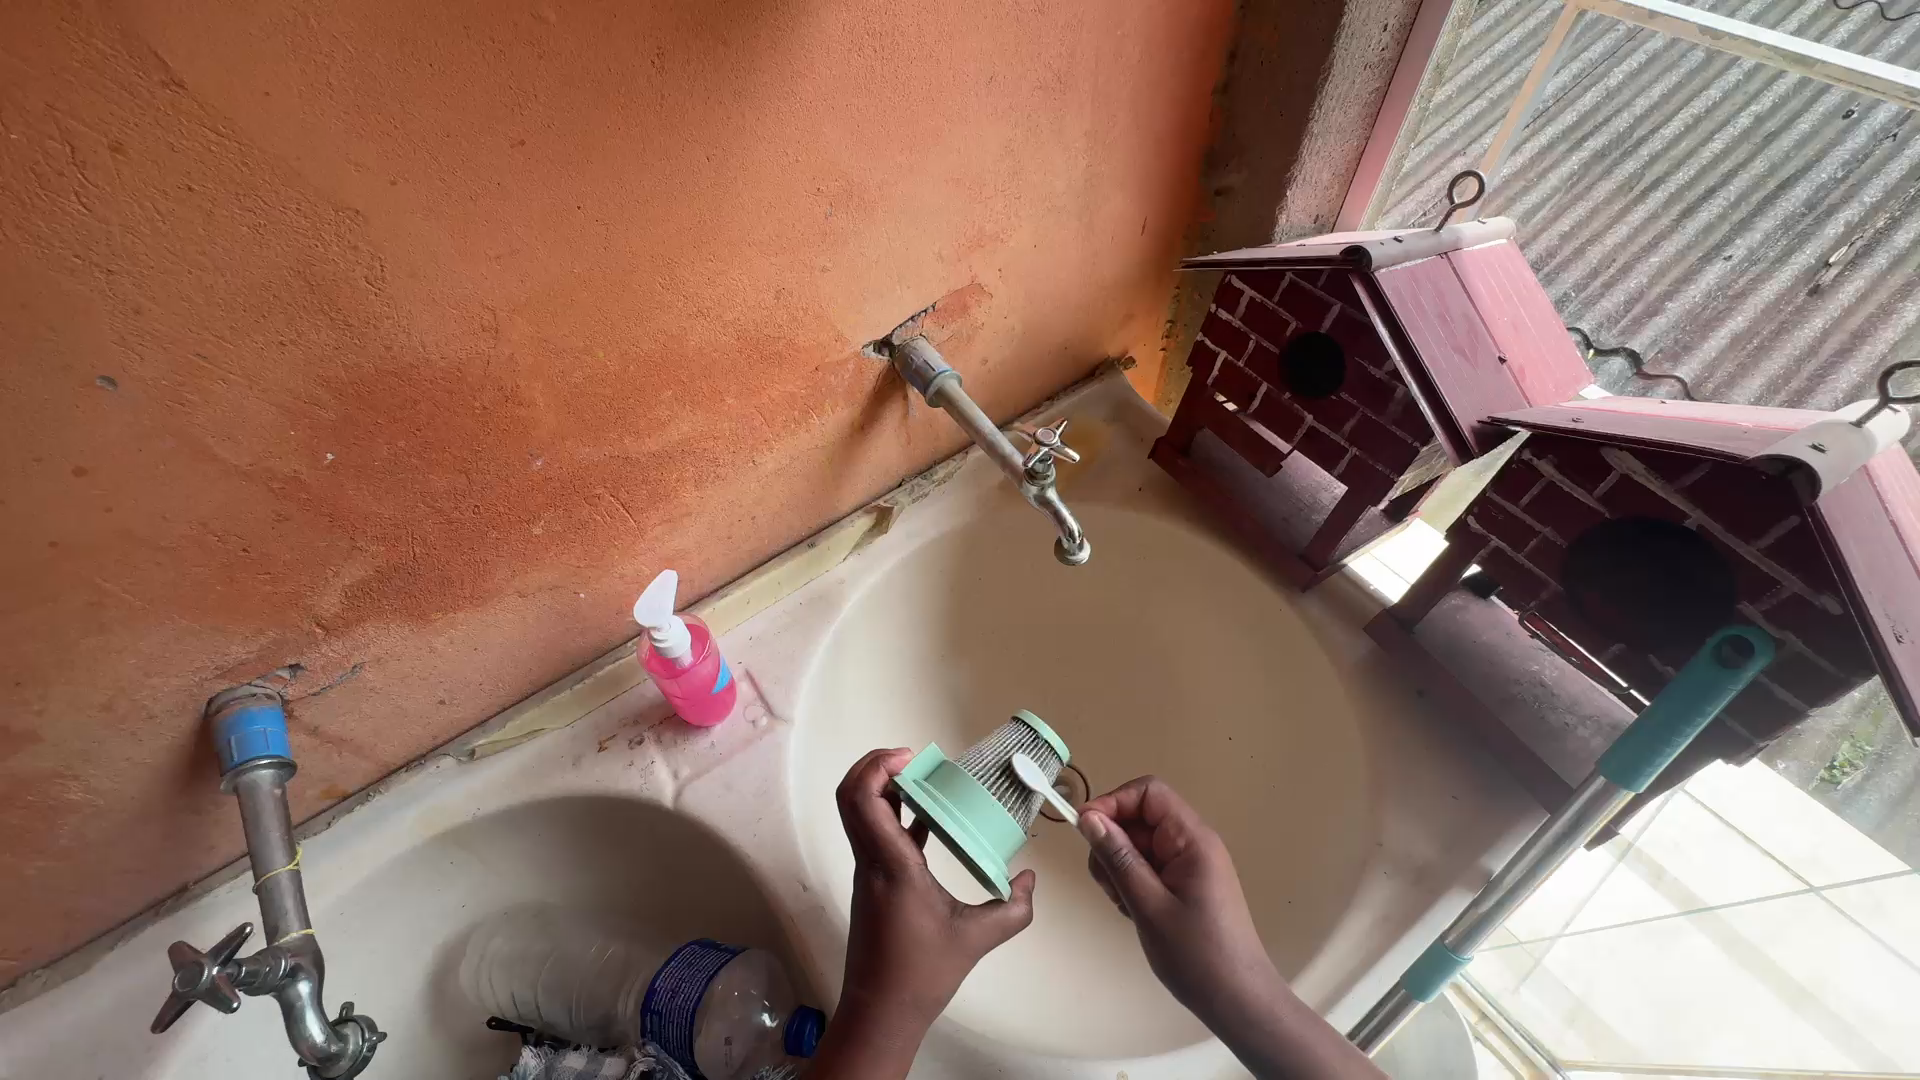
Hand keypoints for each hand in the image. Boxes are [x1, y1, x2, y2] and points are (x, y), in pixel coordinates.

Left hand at [810, 748, 1036, 1077]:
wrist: (881, 1012)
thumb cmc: (921, 974)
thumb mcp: (976, 939)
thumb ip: (1013, 909)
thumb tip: (1029, 879)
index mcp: (892, 864)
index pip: (863, 800)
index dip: (878, 767)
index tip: (911, 756)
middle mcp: (872, 860)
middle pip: (852, 796)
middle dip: (875, 765)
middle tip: (912, 758)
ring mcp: (869, 869)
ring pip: (860, 812)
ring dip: (883, 786)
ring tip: (921, 776)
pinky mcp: (874, 880)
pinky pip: (877, 832)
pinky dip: (895, 813)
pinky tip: (927, 815)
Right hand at [1079, 775, 1279, 1021]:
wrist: (1239, 1003)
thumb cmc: (1197, 955)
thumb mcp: (1148, 905)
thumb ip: (1117, 857)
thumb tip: (1088, 818)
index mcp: (1192, 839)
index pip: (1148, 793)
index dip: (1113, 802)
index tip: (1085, 829)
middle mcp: (1192, 843)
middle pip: (1139, 817)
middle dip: (1112, 842)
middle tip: (1107, 883)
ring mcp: (1188, 863)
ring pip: (1138, 843)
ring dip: (1119, 865)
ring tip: (1123, 903)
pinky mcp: (1184, 882)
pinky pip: (1147, 864)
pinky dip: (1131, 880)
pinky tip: (1133, 910)